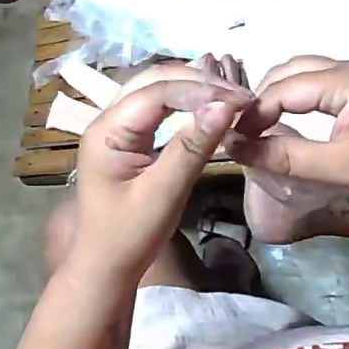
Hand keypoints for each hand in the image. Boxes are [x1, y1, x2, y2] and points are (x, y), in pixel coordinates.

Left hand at [67, 70, 249, 289]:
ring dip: (195, 88)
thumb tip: (225, 107)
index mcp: (107, 130)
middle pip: (156, 81)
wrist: (106, 267)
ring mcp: (117, 125)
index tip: (241, 101)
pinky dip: (187, 102)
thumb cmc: (131, 236)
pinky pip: (159, 106)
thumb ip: (192, 148)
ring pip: (158, 88)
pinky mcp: (130, 136)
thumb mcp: (164, 194)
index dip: (201, 90)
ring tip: (232, 98)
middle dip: (200, 82)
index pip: (157, 92)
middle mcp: (108, 119)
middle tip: (241, 96)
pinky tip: (210, 107)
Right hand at [227, 59, 348, 214]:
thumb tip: (235, 149)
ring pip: (308, 76)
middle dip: (262, 98)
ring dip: (281, 97)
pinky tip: (294, 125)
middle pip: (292, 71)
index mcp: (345, 78)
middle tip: (243, 131)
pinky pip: (324, 88)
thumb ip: (288, 157)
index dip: (252, 113)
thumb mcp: (344, 167)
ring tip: (261, 128)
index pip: (282, 87)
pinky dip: (301, 101)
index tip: (230, 139)